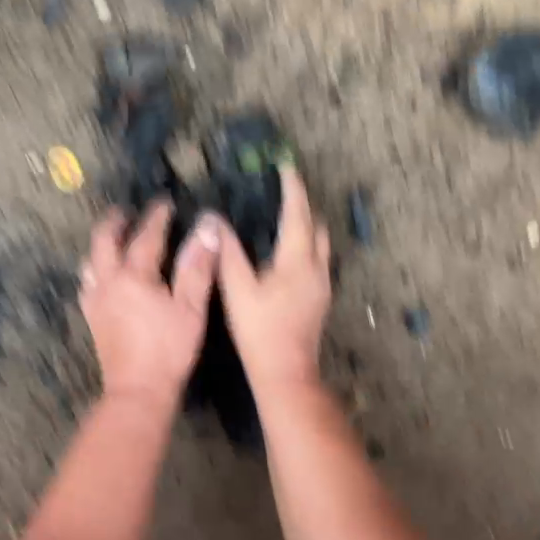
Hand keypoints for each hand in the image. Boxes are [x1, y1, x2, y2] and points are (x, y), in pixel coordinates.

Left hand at [80, 201, 221, 406]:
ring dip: (102, 246)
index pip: (145, 236)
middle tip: (125, 212)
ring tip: (113, 239)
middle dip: (115, 223)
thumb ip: (197, 267)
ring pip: (91, 262)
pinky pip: (88, 284)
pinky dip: (95, 271)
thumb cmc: (168, 350)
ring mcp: (96, 301)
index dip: (156, 217)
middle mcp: (108, 282)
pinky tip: (102, 278)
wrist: (137, 391)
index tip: (164, 203)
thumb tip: (207, 228)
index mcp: (134, 275)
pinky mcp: (92, 319)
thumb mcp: (190, 308)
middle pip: (104, 242)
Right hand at [216, 166, 331, 391]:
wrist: (286, 373)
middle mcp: (317, 268)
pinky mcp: (320, 300)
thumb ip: (228, 252)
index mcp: (298, 260)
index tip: (285, 166)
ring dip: (306, 226)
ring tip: (284, 217)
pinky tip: (286, 253)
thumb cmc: (260, 331)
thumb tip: (216, 220)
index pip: (298, 213)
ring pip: (320, 244)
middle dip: (303, 205)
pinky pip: (317, 260)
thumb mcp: (238, 290)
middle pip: (316, 226)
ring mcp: (323, 285)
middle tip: (283, 191)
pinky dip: (305, 245)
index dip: (293, 188)